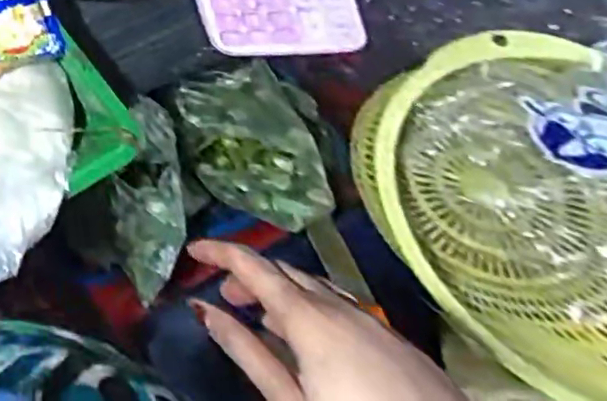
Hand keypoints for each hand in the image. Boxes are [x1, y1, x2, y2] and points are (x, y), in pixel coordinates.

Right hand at [188, 240, 463, 400]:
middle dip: (251, 275)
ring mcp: (384, 331)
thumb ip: (245, 350)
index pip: (251, 263)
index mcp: (310, 318)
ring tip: (270, 322)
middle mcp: (345, 311)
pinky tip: (321, 346)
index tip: (192, 251)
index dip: (217, 251)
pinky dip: (322, 313)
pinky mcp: (413, 355)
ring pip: (322, 290)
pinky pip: (353, 314)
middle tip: (228, 297)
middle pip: (287, 272)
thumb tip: (202, 308)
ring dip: (287, 294)